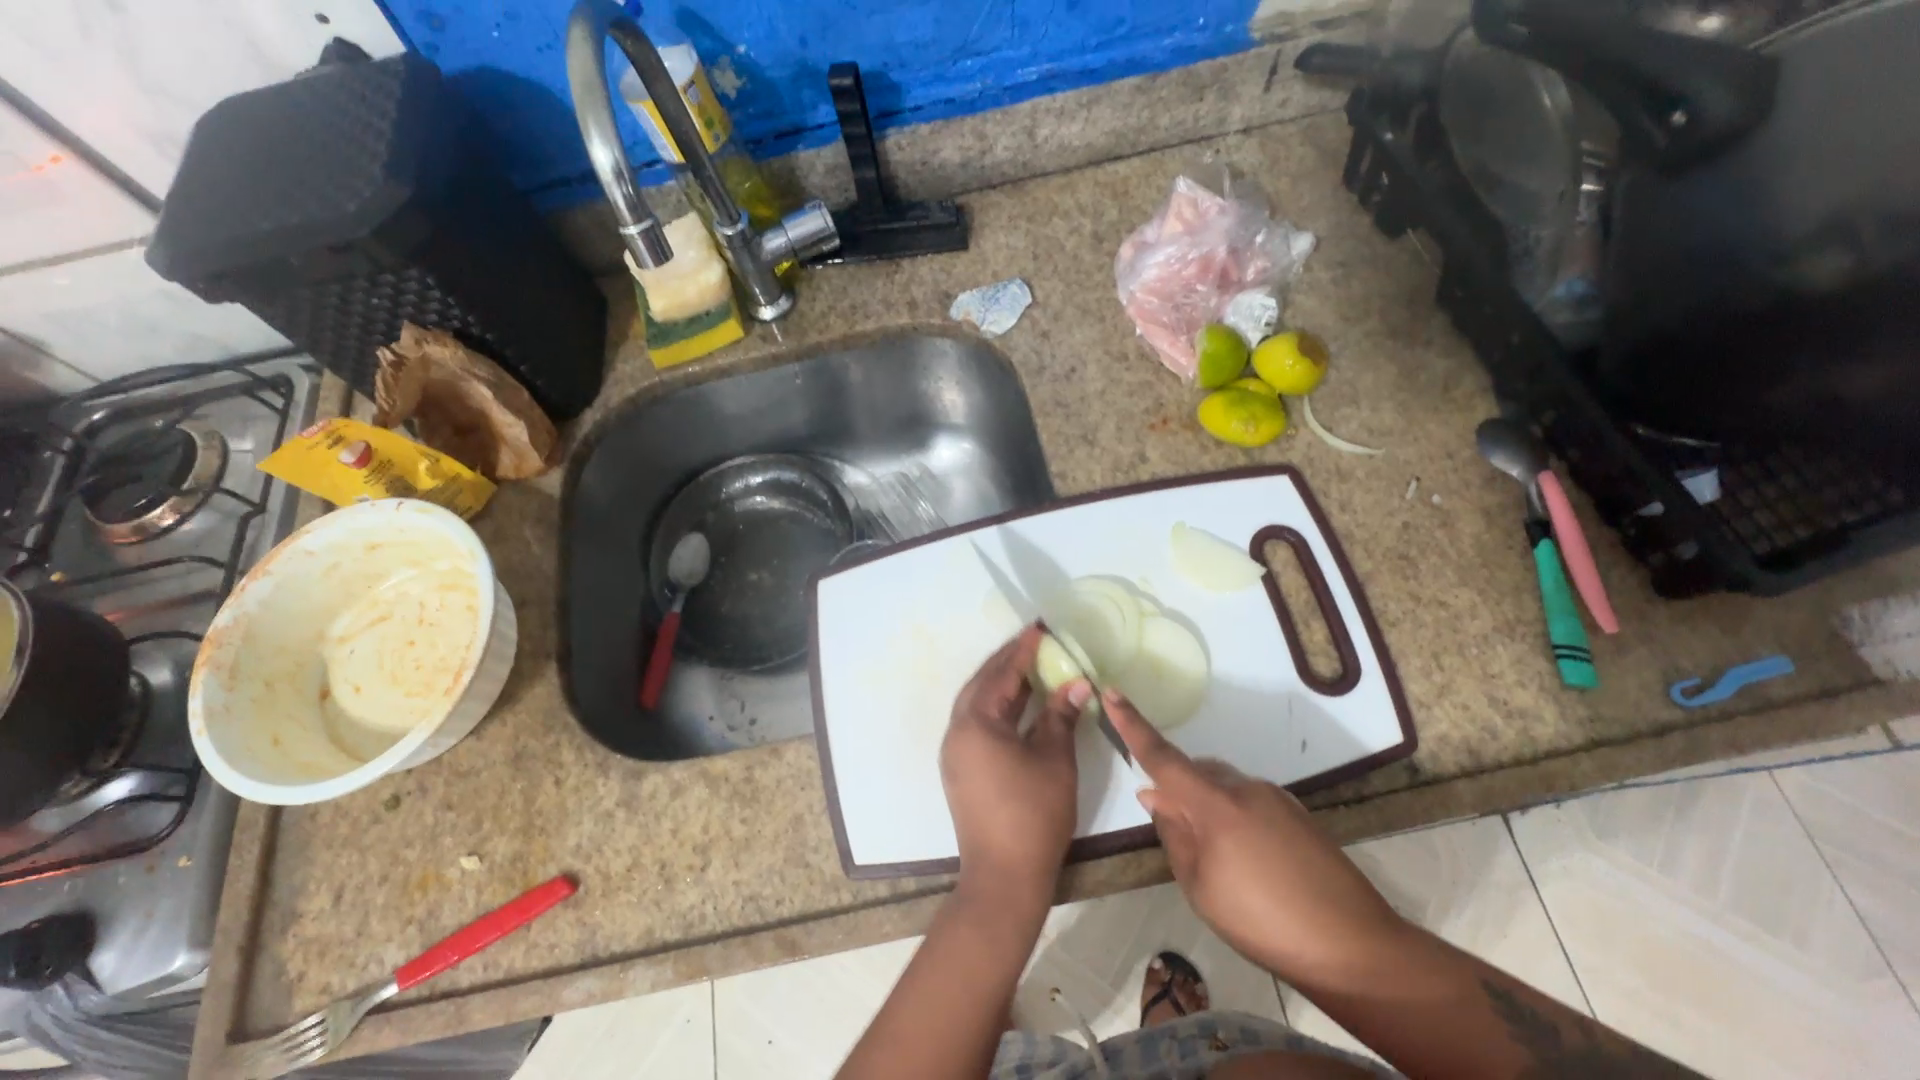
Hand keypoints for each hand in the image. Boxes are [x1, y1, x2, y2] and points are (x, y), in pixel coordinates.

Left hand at [940, 625, 1088, 901]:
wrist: (1003, 876)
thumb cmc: (1033, 813)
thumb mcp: (1054, 759)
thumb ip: (1061, 715)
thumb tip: (1076, 683)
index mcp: (975, 723)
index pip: (1001, 674)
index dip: (1023, 649)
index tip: (1041, 627)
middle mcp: (957, 732)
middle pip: (982, 684)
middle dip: (1009, 662)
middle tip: (1036, 642)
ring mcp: (956, 753)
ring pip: (978, 705)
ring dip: (1004, 685)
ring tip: (1033, 666)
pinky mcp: (962, 770)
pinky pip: (979, 725)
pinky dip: (1000, 709)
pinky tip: (1023, 706)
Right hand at [1106, 690, 1408, 984]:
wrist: (1352, 944)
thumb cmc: (1261, 920)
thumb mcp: (1200, 885)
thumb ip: (1174, 833)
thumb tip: (1154, 794)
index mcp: (1215, 804)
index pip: (1162, 757)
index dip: (1133, 726)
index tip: (1110, 693)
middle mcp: (1246, 789)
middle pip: (1196, 771)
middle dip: (1175, 786)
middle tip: (1169, 828)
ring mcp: (1277, 799)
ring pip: (1224, 786)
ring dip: (1206, 805)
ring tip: (1213, 858)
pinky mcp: (1297, 816)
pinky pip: (1248, 801)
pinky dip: (1231, 816)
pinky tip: (1245, 862)